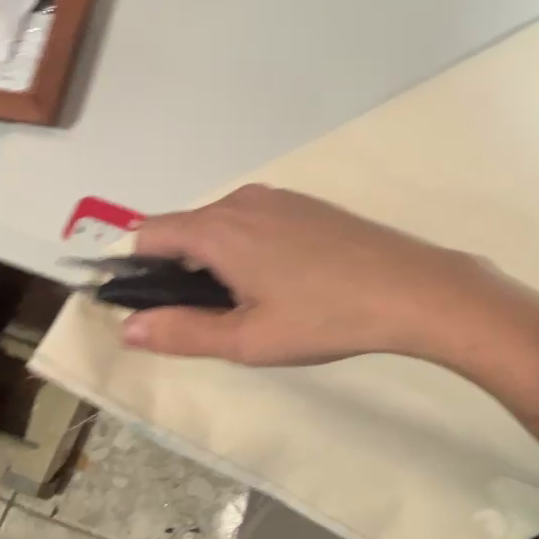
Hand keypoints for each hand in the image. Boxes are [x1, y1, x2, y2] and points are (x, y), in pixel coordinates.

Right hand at [122, 185, 512, 365]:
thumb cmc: (324, 318)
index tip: (151, 308)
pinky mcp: (308, 206)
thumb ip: (182, 332)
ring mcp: (280, 199)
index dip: (137, 270)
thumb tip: (128, 328)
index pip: (147, 234)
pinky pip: (257, 223)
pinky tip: (285, 286)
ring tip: (252, 308)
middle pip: (185, 229)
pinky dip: (250, 250)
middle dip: (181, 270)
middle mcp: (242, 201)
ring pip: (224, 227)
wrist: (411, 289)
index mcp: (217, 228)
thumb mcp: (248, 339)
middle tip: (210, 320)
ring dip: (218, 262)